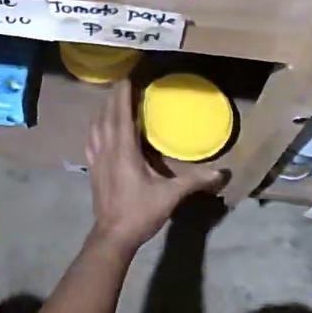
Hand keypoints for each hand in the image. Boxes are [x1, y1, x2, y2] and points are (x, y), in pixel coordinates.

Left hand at [85, 84, 223, 253]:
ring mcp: (96, 158)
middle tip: (122, 84)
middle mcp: (106, 149)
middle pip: (106, 116)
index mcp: (123, 150)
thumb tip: (221, 173)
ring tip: (111, 101)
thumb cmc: (140, 212)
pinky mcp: (92, 168)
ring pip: (95, 127)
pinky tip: (97, 128)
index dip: (122, 95)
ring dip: (102, 111)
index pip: (120, 115)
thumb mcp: (170, 196)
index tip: (126, 78)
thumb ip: (194, 181)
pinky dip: (94, 128)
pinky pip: (90, 140)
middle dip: (113, 98)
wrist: (113, 234)